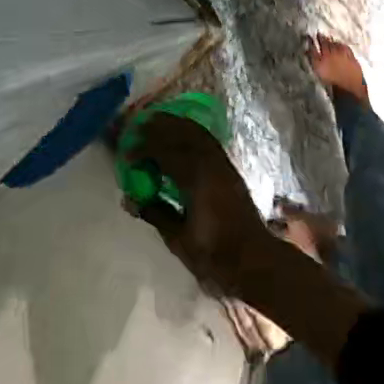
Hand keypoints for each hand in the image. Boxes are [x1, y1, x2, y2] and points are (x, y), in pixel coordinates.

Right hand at [130, 112, 369, 366]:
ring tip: (156, 122)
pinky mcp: (230, 169)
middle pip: (182, 135)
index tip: (127, 155)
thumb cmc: (216, 256)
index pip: (165, 154)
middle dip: (158, 128)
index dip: (144, 150)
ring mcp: (223, 165)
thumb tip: (128, 200)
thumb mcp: (179, 241)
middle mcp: (211, 166)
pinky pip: (208, 140)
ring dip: (176, 125)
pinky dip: (192, 132)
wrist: (256, 261)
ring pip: (197, 133)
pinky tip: (182, 134)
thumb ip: (155, 214)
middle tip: (136, 128)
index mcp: (197, 182)